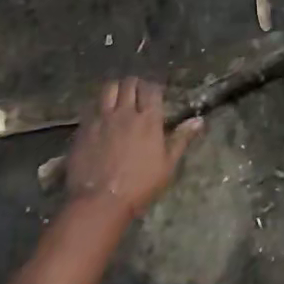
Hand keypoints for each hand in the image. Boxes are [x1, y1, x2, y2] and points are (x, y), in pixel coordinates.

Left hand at [64, 78, 203, 219]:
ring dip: (116, 89)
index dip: (153, 87)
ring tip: (119, 98)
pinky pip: (93, 105)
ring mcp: (103, 117)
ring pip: (109, 88)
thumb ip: (181, 139)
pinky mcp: (85, 126)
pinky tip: (102, 113)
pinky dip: (100, 104)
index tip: (155, 93)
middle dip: (135, 85)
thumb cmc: (139, 186)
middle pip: (129, 84)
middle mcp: (125, 112)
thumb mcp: (167, 165)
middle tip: (138, 94)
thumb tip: (199, 120)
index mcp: (148, 120)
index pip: (151, 89)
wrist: (100, 200)